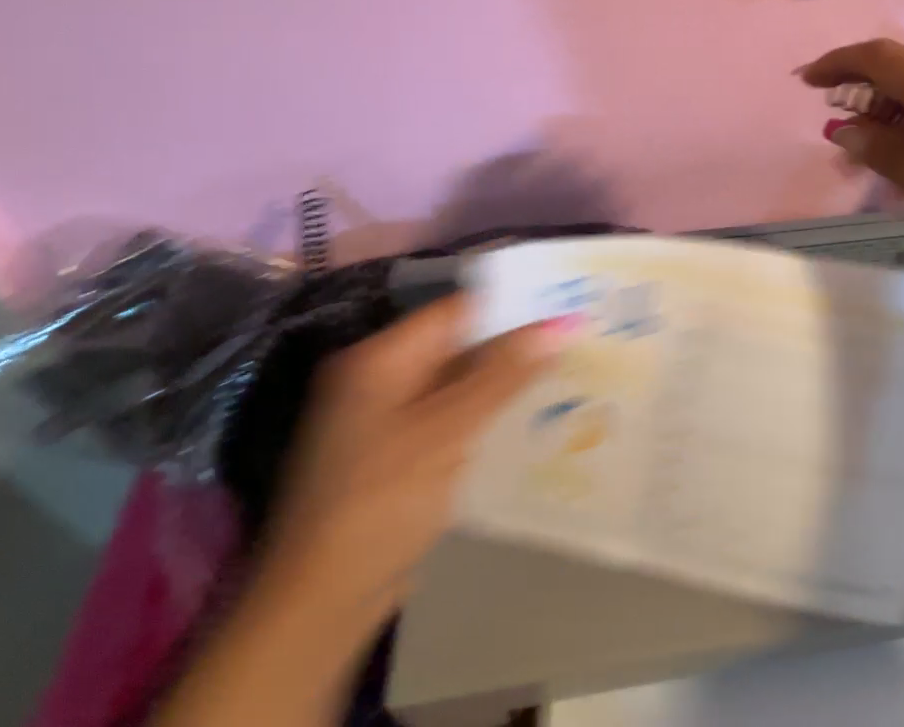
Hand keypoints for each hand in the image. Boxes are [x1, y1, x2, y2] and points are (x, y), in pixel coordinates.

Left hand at [254, 295, 565, 631]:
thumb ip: (502, 375)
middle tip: (579, 343)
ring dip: (506, 383)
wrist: (324, 596)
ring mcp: (387, 420)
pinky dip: (487, 417)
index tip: (569, 307)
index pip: (456, 311)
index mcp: (379, 359)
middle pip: (458, 346)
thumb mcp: (447, 431)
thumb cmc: (381, 503)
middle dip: (514, 346)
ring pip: (459, 385)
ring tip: (569, 377)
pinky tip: (531, 422)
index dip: (512, 306)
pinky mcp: (399, 457)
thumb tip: (558, 325)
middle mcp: (380, 379)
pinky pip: (451, 420)